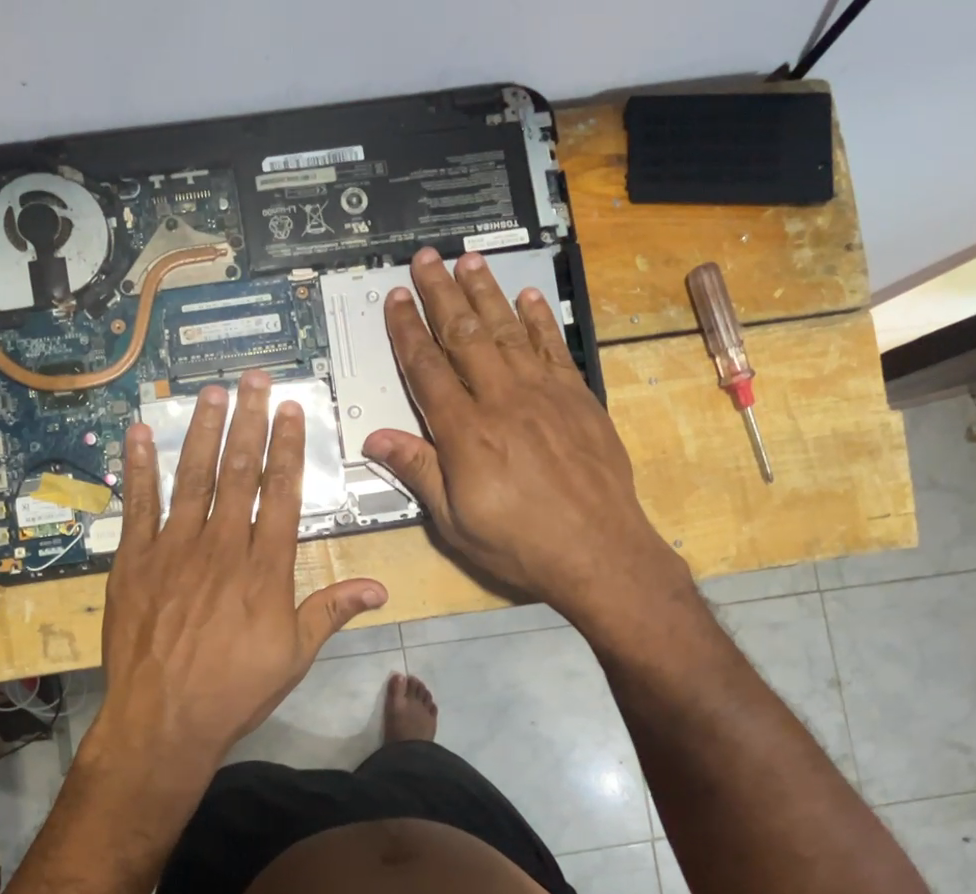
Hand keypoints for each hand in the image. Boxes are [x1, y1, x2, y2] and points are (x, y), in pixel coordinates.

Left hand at [93, 370, 385, 770]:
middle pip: (239, 473)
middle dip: (248, 422)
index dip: (287, 447)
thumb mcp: (294, 656)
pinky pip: (137, 507)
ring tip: (212, 393)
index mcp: (264, 568)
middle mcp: (221, 547)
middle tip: (254, 379)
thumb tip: (380, 587)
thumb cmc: (234, 690)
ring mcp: (173, 551)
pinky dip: (139, 468)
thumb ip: (331, 612)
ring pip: (192, 479)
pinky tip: (140, 434)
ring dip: (202, 432)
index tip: (291, 410)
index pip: (281, 493)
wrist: (163, 720)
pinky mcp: (133, 563)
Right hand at [362, 247, 688, 620]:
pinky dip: (538, 320)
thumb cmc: (519, 544)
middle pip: (464, 337)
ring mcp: (544, 395)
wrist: (599, 551)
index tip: (395, 300)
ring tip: (467, 260)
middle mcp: (502, 401)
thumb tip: (376, 440)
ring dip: (485, 293)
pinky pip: (553, 348)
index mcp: (465, 434)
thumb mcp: (455, 521)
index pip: (427, 369)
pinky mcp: (577, 398)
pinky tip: (526, 297)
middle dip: (440, 294)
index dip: (408, 331)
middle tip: (425, 259)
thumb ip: (419, 471)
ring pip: (507, 331)